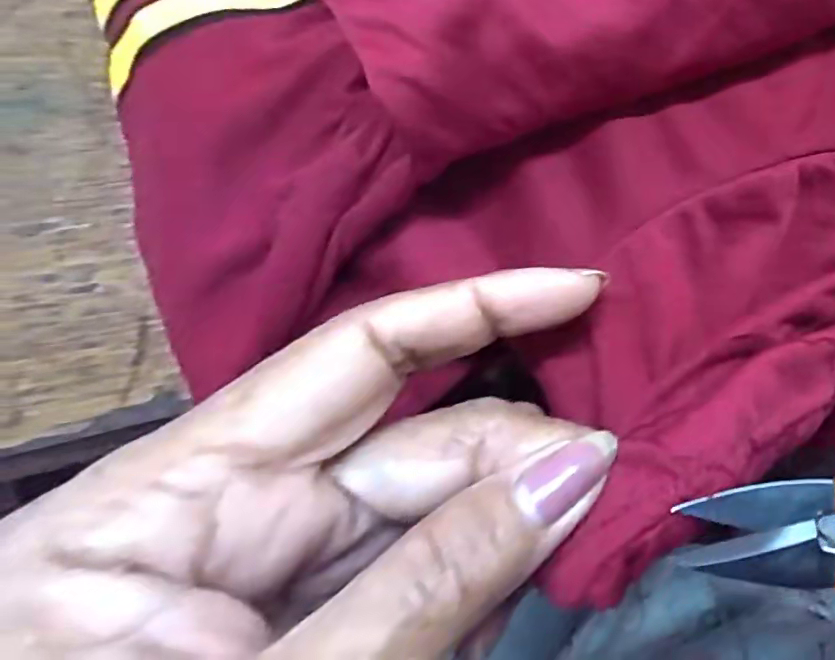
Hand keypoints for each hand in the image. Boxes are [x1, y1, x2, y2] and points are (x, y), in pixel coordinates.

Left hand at [0, 268, 614, 658]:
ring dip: (518, 524)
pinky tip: (507, 609)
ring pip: (447, 503)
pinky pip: (441, 564)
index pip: (355, 355)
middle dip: (521, 457)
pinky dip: (492, 579)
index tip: (587, 289)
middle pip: (426, 441)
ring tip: (566, 557)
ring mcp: (281, 572)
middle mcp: (229, 519)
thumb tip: (585, 462)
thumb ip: (434, 579)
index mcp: (160, 510)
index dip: (480, 306)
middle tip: (603, 488)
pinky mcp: (327, 616)